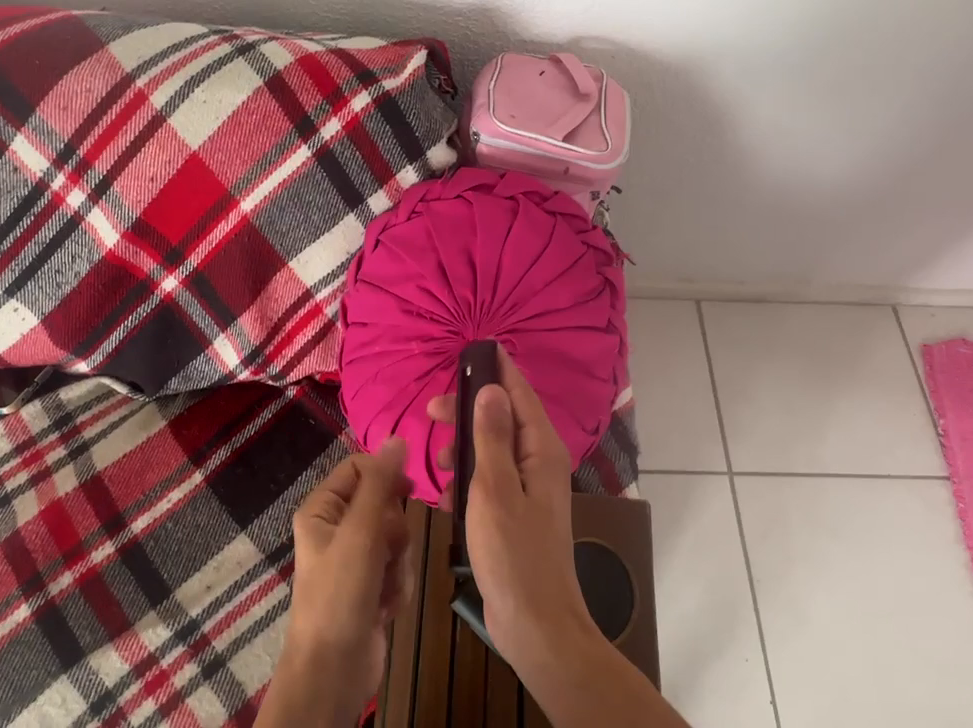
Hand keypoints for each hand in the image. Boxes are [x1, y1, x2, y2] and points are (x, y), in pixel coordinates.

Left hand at [260, 439, 412, 726]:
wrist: (334, 671)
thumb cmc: (340, 595)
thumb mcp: (362, 532)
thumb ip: (381, 484)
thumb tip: (397, 438)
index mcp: (322, 508)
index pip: (361, 467)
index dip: (386, 478)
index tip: (407, 493)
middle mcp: (337, 528)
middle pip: (385, 503)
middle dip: (394, 532)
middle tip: (384, 553)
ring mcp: (355, 558)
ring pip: (397, 536)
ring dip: (398, 563)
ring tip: (383, 587)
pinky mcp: (372, 584)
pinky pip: (399, 566)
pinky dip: (398, 585)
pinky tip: (386, 606)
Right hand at [427, 348, 602, 676]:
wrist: (535, 622)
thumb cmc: (513, 553)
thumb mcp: (494, 488)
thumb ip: (492, 435)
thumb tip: (492, 387)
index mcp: (541, 449)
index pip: (519, 393)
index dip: (496, 370)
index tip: (471, 351)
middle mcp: (539, 461)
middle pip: (503, 417)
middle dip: (468, 411)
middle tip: (432, 412)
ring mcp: (529, 487)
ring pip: (493, 448)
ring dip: (465, 448)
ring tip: (439, 462)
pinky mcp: (517, 510)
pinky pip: (490, 478)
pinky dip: (468, 479)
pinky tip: (448, 495)